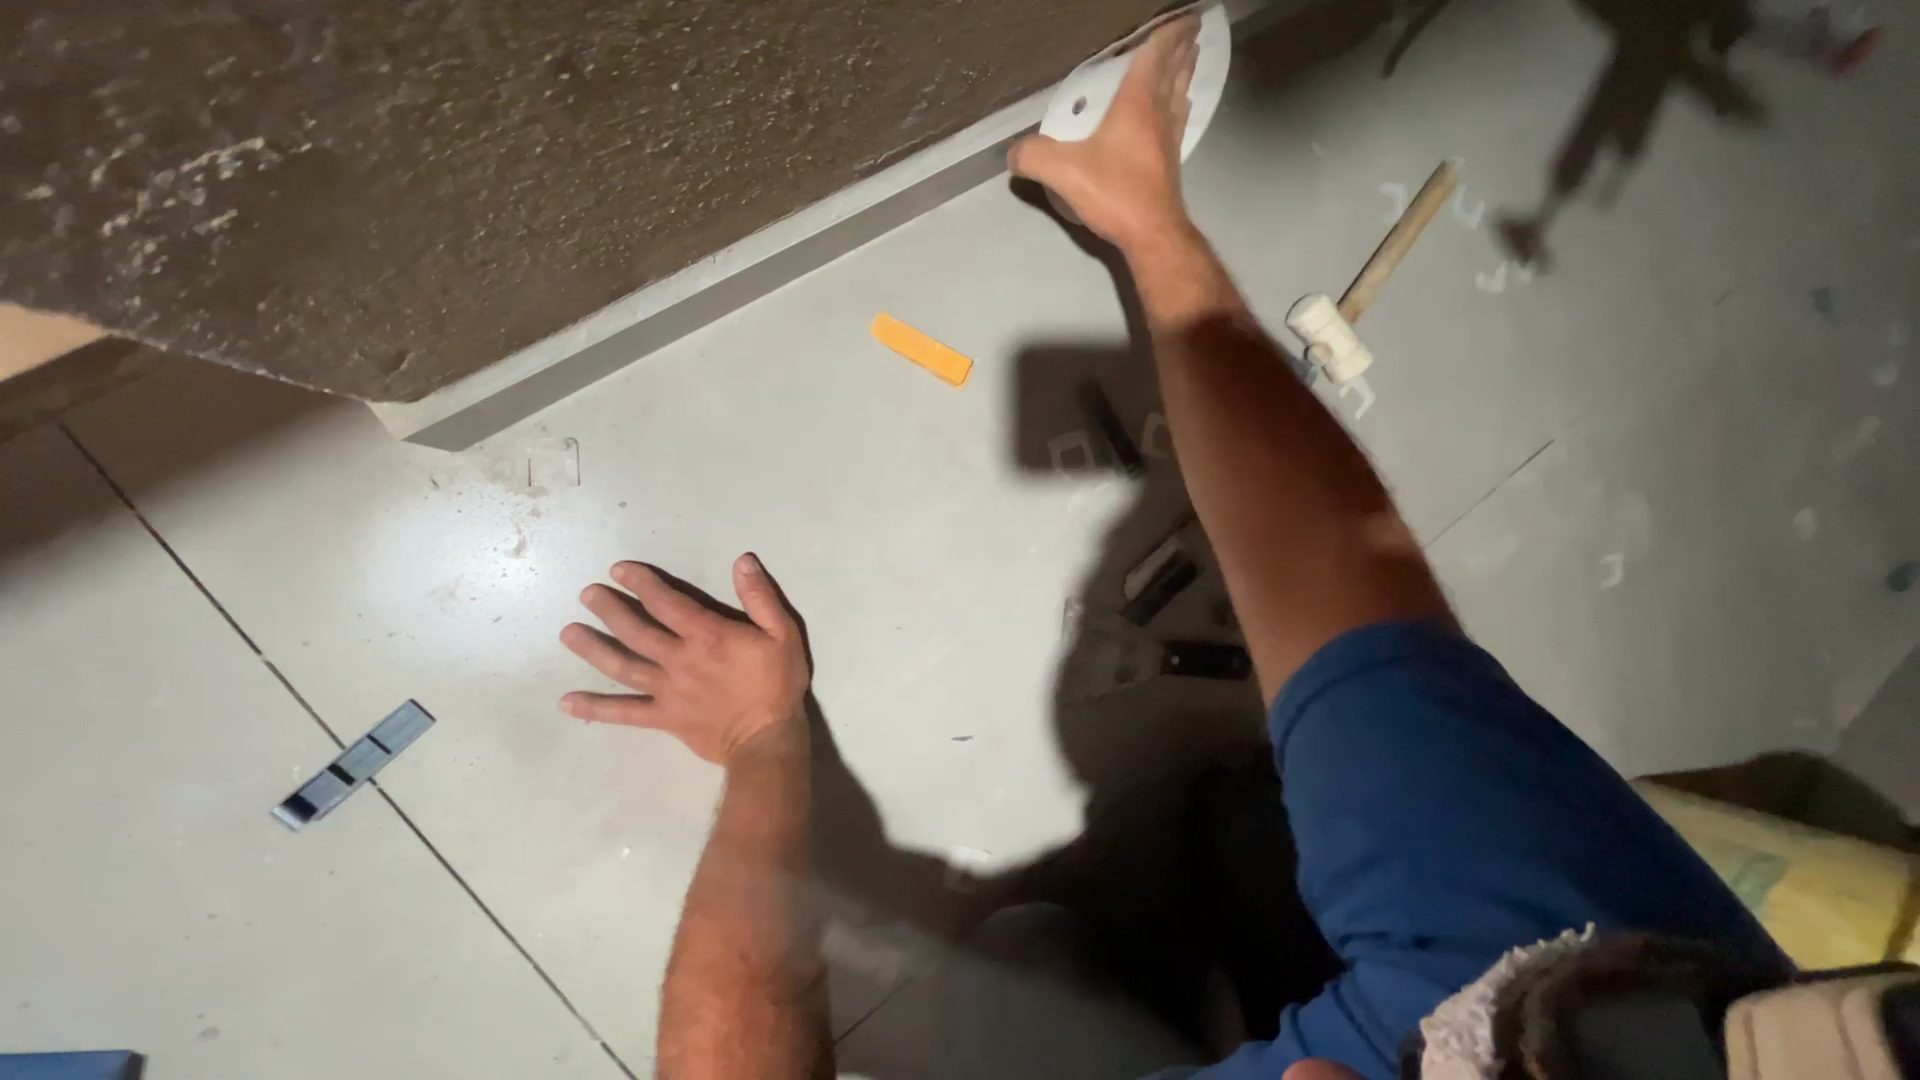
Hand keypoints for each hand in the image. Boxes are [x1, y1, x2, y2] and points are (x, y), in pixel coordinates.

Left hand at [560, 554, 809, 766]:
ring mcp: (666, 691)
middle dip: (609, 609)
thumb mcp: (782, 633)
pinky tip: (567, 702)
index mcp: (707, 636)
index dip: (642, 583)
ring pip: (622, 666)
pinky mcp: (663, 718)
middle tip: (586, 594)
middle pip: (636, 631)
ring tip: (568, 633)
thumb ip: (761, 597)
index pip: (667, 603)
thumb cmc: (776, 684)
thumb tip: (742, 561)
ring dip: (593, 649)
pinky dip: (595, 708)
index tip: (618, 570)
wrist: (767, 739)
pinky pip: (625, 712)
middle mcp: (678, 659)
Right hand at [1008, 16, 1200, 250]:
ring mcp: (1169, 139)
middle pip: (1175, 71)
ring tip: (1188, 60)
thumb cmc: (1114, 194)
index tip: (1182, 18)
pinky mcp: (1171, 163)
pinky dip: (1180, 106)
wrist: (1151, 233)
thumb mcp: (1063, 173)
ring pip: (1180, 95)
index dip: (1169, 33)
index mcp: (1137, 103)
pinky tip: (1176, 112)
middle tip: (1190, 31)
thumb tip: (1014, 152)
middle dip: (1182, 49)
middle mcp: (1159, 114)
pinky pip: (1178, 122)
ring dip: (1185, 74)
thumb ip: (1034, 156)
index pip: (1156, 56)